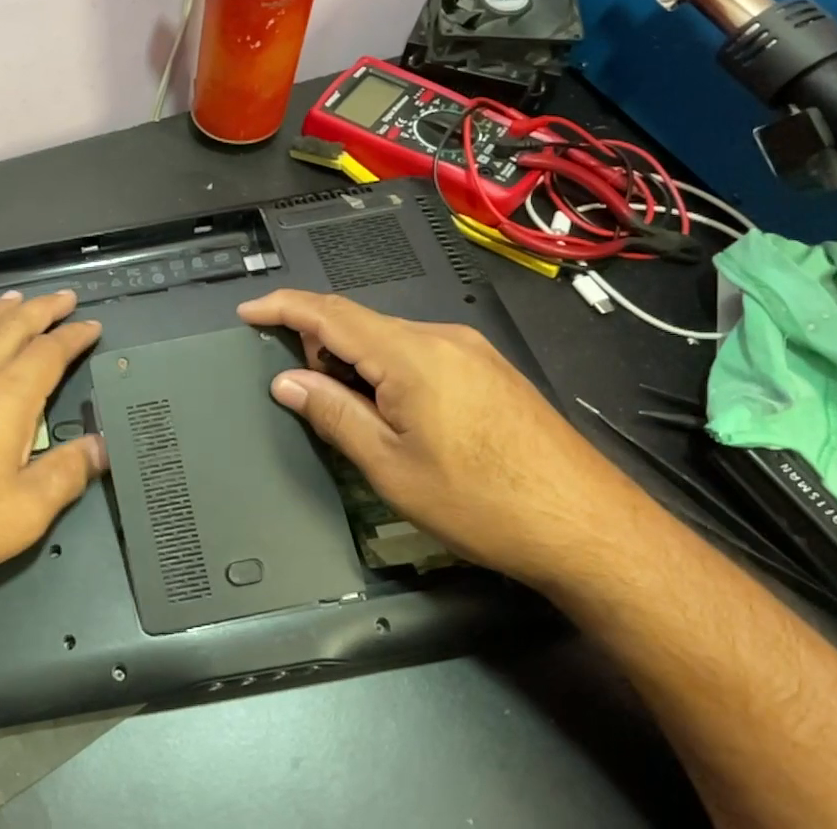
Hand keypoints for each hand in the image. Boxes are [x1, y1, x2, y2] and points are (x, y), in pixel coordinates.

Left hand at [0, 289, 106, 602]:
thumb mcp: (28, 510)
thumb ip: (68, 472)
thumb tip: (100, 446)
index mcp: (6, 398)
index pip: (48, 352)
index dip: (73, 336)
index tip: (92, 326)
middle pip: (10, 329)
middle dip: (40, 309)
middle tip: (62, 298)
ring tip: (15, 300)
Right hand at [237, 290, 647, 584]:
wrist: (589, 527)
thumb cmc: (482, 502)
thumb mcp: (390, 467)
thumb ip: (332, 414)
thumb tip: (288, 382)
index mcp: (412, 354)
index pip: (329, 313)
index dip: (282, 308)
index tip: (247, 312)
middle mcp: (444, 338)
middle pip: (359, 324)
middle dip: (318, 348)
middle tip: (306, 398)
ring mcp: (472, 352)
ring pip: (390, 340)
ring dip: (355, 363)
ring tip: (354, 419)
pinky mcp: (490, 371)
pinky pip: (420, 354)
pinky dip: (388, 371)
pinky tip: (394, 416)